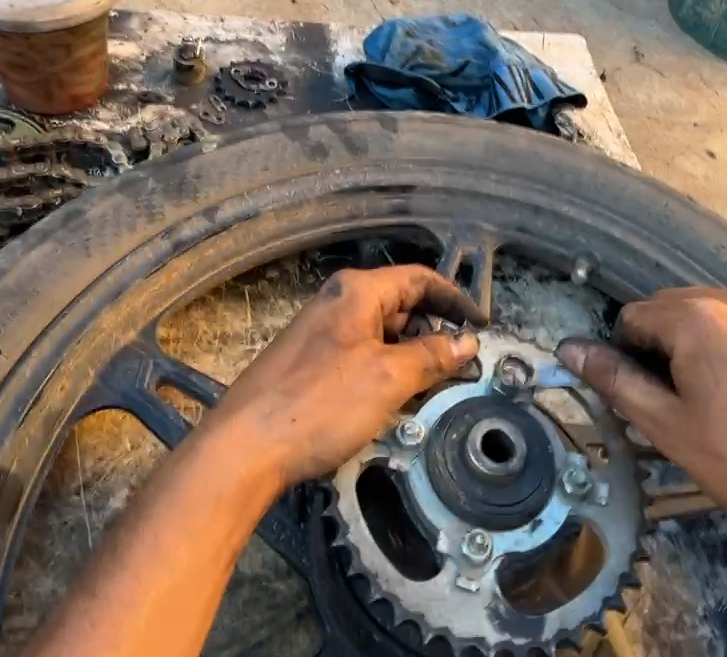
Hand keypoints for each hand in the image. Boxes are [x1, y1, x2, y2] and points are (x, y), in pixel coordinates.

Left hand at [208, 265, 485, 489]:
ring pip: (382, 332)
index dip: (455, 299)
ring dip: (411, 353)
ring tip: (434, 384)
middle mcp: (338, 302)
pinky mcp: (311, 361)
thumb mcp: (389, 378)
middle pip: (401, 303)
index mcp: (357, 292)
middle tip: (462, 362)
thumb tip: (467, 342)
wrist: (245, 447)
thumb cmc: (318, 404)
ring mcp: (321, 332)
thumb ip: (432, 356)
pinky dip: (387, 368)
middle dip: (434, 329)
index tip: (480, 325)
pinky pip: (362, 353)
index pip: (420, 279)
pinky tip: (395, 397)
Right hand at [557, 287, 726, 543]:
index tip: (646, 395)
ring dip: (705, 345)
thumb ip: (614, 379)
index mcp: (698, 317)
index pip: (634, 317)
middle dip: (665, 346)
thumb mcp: (668, 426)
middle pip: (677, 309)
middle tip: (679, 402)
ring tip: (722, 401)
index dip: (628, 355)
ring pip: (719, 316)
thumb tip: (569, 349)